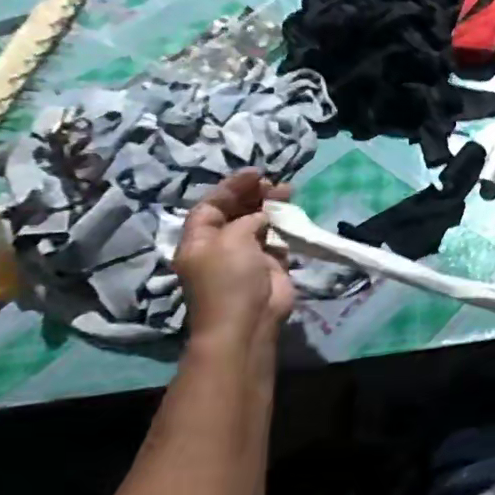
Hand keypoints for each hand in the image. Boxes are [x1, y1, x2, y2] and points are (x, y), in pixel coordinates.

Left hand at [174, 169, 294, 342]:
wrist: (248, 321)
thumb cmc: (229, 279)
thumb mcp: (230, 240)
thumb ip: (247, 220)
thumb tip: (263, 216)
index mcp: (200, 239)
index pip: (212, 205)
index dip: (232, 187)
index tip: (256, 173)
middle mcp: (221, 245)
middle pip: (236, 212)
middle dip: (254, 195)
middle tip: (275, 184)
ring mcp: (246, 256)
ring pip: (259, 224)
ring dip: (273, 209)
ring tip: (289, 193)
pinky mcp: (270, 266)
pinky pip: (277, 241)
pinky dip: (285, 229)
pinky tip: (294, 219)